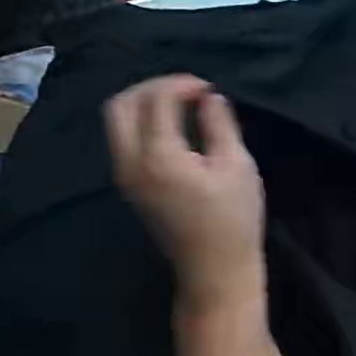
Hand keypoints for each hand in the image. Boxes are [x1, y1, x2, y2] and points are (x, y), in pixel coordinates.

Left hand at [104, 75, 264, 312]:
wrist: (215, 270)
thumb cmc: (233, 219)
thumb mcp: (237, 166)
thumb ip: (220, 125)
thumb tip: (210, 97)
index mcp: (159, 156)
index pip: (156, 99)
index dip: (182, 84)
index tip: (210, 89)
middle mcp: (131, 163)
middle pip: (121, 105)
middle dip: (154, 87)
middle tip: (189, 90)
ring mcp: (125, 176)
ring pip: (118, 121)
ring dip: (146, 103)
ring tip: (184, 104)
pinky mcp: (130, 185)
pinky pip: (124, 139)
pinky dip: (144, 121)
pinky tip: (175, 125)